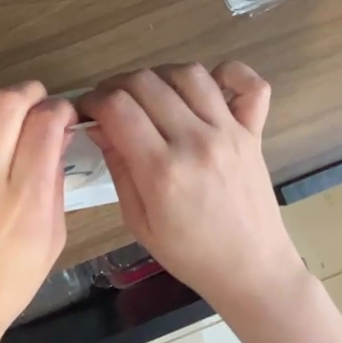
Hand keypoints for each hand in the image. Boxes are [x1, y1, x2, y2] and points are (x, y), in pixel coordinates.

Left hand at [0, 81, 77, 342]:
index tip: (58, 113)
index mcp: (27, 202)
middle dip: (26, 93)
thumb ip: (55, 185)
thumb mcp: (52, 240)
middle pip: (5, 105)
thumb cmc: (8, 282)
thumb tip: (56, 135)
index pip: (45, 126)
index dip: (57, 108)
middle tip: (29, 102)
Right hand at [80, 62, 307, 311]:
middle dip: (117, 86)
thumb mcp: (138, 221)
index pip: (117, 107)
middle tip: (112, 106)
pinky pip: (249, 83)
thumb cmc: (188, 254)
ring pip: (189, 73)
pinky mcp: (254, 131)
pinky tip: (208, 87)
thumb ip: (118, 168)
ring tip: (151, 97)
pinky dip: (228, 73)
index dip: (93, 101)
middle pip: (146, 82)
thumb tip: (98, 125)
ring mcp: (229, 132)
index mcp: (162, 170)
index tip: (87, 111)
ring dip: (160, 77)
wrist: (250, 269)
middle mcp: (196, 141)